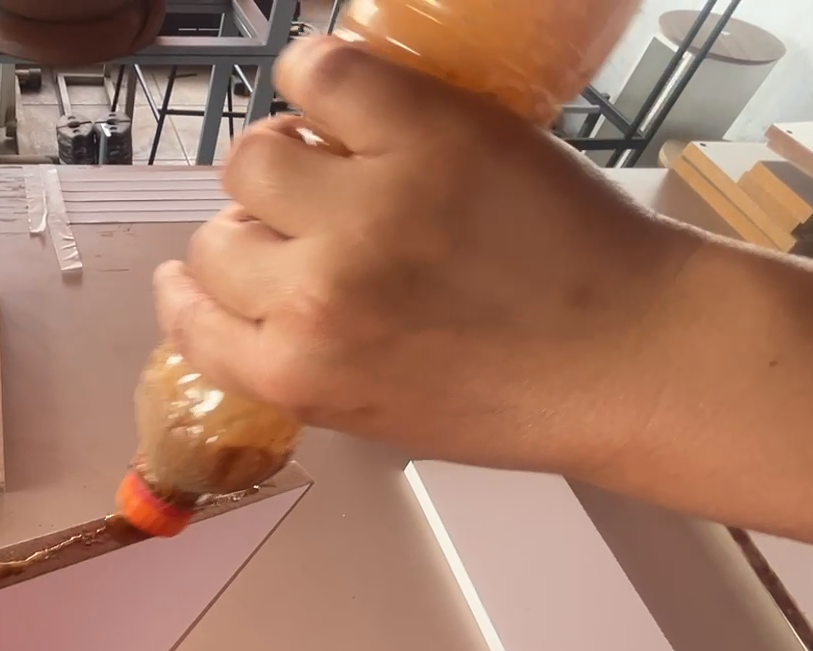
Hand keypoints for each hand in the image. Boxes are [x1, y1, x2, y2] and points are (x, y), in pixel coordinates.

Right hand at [155, 35, 709, 475]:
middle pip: (215, 241)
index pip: (187, 320)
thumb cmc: (495, 402)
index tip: (190, 279)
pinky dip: (314, 74)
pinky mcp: (424, 132)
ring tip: (320, 168)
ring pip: (250, 160)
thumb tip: (240, 302)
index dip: (185, 294)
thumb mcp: (360, 414)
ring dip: (272, 166)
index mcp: (292, 373)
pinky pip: (320, 74)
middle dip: (243, 240)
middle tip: (292, 232)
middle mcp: (310, 295)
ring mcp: (364, 208)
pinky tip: (334, 93)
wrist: (627, 359)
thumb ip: (285, 362)